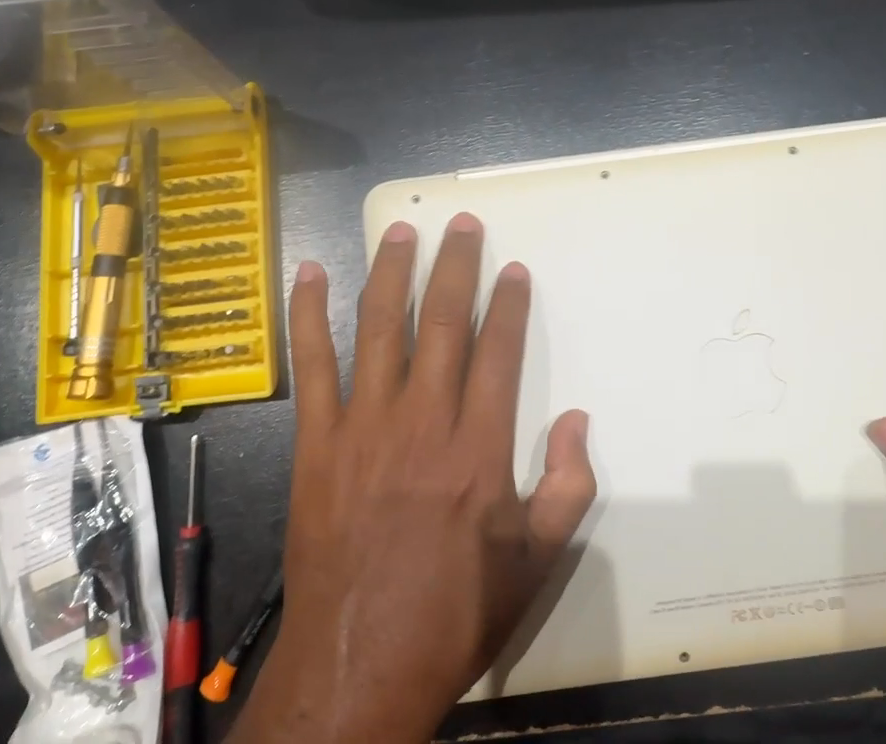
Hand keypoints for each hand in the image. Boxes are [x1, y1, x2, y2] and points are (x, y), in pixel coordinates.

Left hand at [230, 213, 595, 743]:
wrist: (362, 660)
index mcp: (480, 449)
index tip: (514, 269)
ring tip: (401, 231)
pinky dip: (307, 316)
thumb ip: (567, 487)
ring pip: (380, 329)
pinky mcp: (316, 442)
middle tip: (461, 225)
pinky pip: (311, 365)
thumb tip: (578, 421)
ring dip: (390, 273)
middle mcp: (423, 422)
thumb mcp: (535, 563)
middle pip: (443, 324)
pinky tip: (307, 275)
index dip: (509, 305)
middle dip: (455, 267)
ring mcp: (363, 426)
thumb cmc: (455, 613)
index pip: (499, 353)